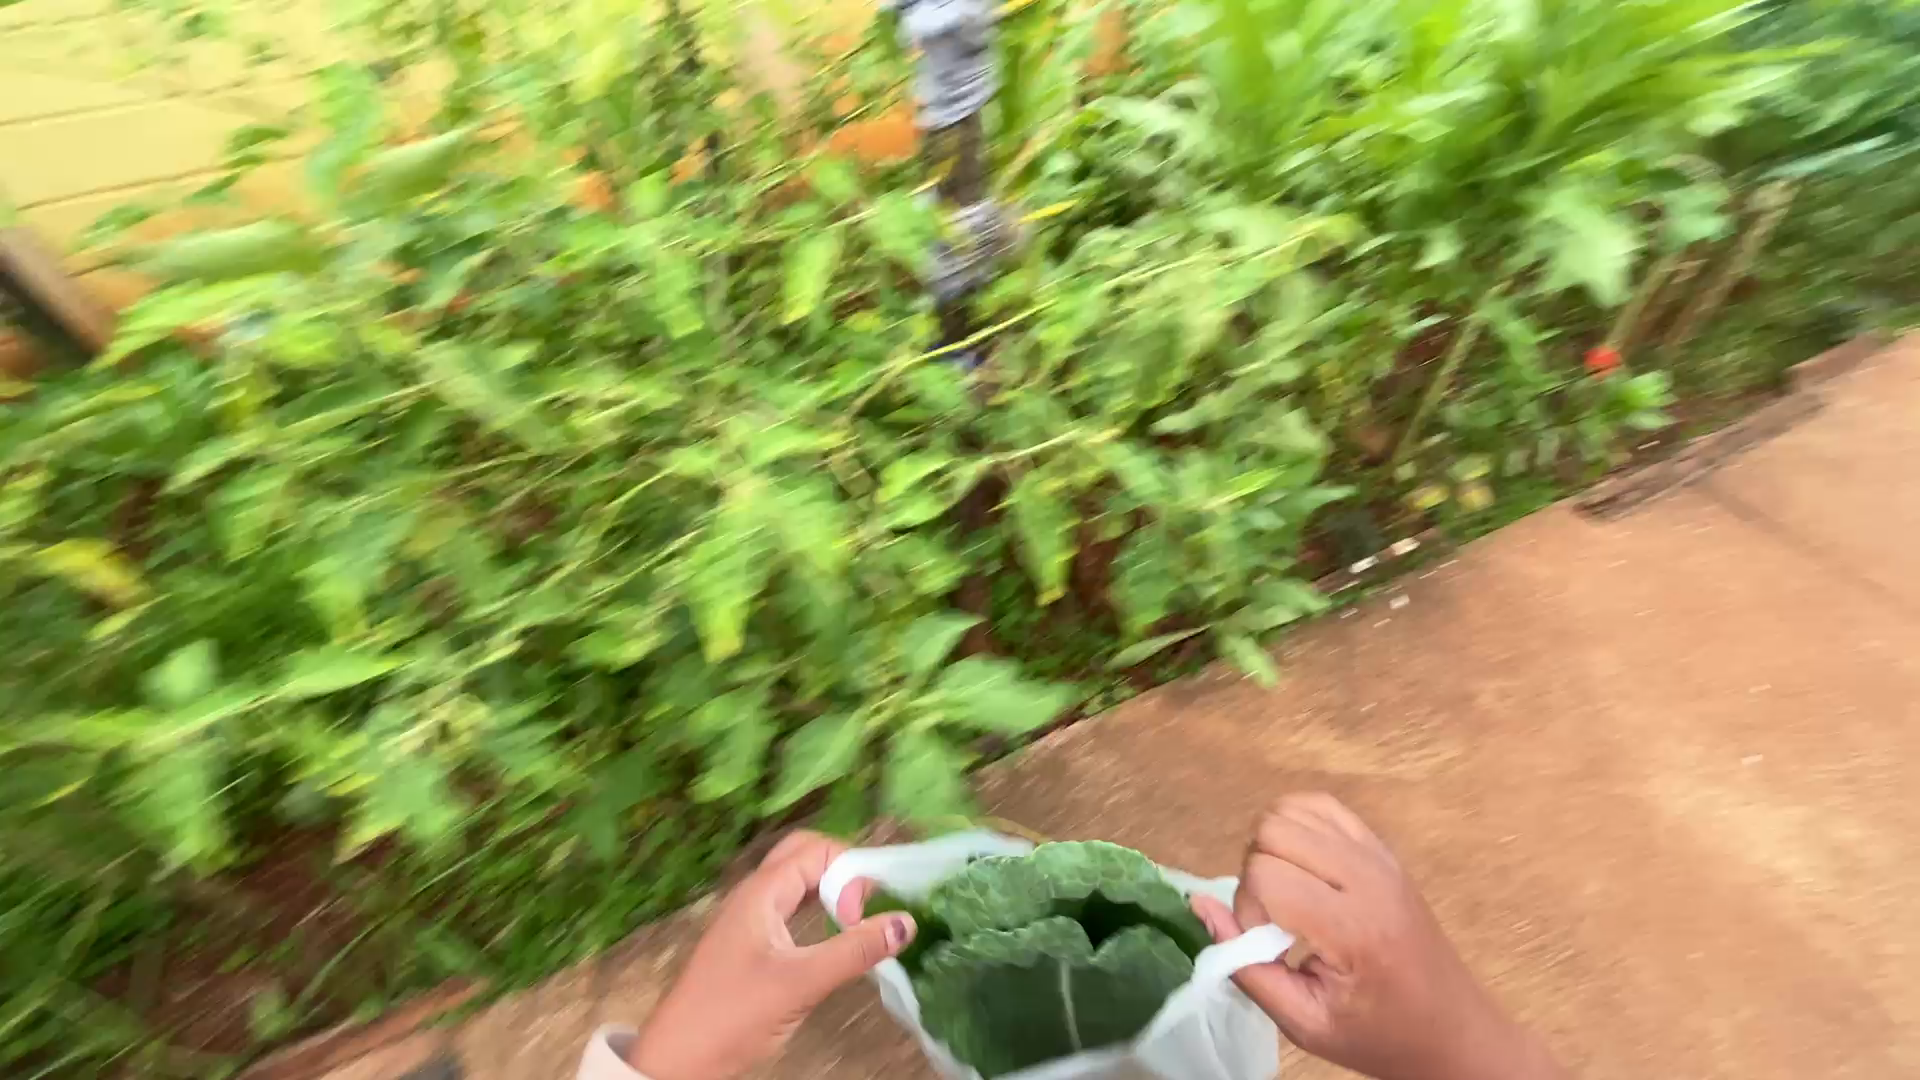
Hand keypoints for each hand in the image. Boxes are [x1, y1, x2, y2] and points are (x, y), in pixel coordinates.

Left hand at [625, 830, 913, 1079]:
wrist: (673, 1065)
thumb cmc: (731, 1017)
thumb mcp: (800, 984)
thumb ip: (854, 951)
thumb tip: (906, 922)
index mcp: (762, 891)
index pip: (817, 850)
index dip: (849, 871)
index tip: (863, 913)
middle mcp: (754, 894)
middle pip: (804, 854)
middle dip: (841, 867)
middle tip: (866, 900)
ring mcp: (748, 917)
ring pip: (796, 880)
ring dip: (829, 886)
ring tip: (856, 915)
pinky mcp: (748, 942)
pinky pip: (789, 905)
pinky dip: (815, 907)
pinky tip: (830, 933)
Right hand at [1192, 795, 1564, 1079]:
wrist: (1457, 1034)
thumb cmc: (1378, 1037)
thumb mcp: (1305, 1023)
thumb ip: (1245, 966)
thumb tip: (1199, 904)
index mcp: (1352, 928)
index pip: (1265, 874)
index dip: (1248, 909)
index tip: (1267, 943)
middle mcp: (1366, 877)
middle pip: (1271, 830)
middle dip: (1255, 871)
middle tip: (1274, 917)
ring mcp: (1377, 854)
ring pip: (1287, 809)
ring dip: (1270, 846)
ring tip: (1288, 891)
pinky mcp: (1380, 845)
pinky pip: (1317, 804)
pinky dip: (1294, 824)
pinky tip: (1302, 864)